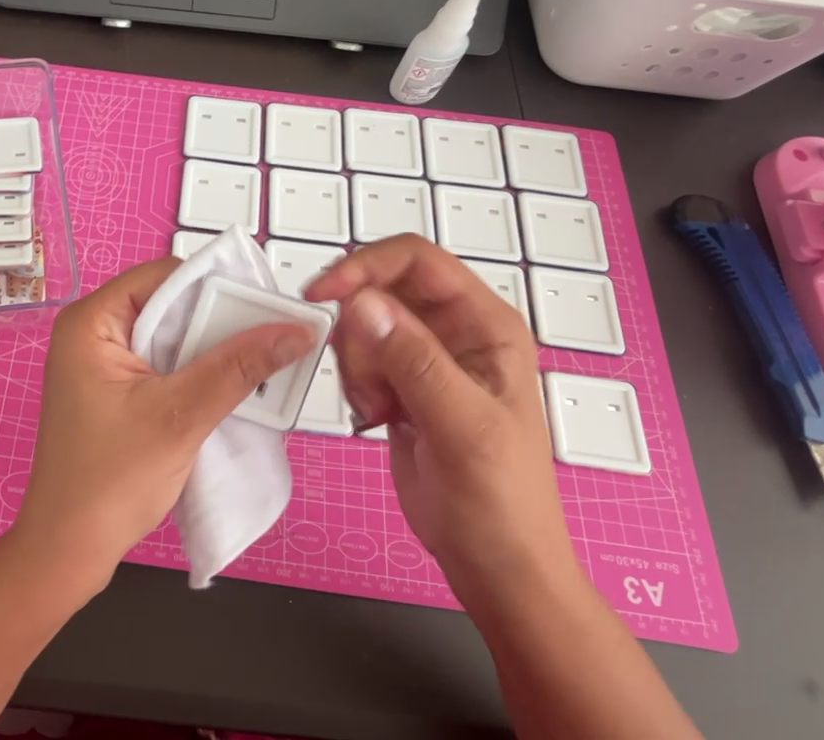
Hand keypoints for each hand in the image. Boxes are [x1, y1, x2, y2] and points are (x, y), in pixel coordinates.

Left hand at [11, 258, 314, 586]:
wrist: (70, 550)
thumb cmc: (107, 482)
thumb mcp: (180, 416)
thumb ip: (237, 369)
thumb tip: (295, 330)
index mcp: (91, 323)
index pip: (163, 277)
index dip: (216, 285)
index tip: (265, 302)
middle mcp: (94, 334)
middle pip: (170, 306)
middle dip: (221, 321)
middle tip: (275, 333)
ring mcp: (104, 365)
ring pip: (173, 338)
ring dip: (215, 351)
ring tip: (265, 361)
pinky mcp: (117, 393)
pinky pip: (167, 366)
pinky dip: (200, 374)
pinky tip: (236, 387)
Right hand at [305, 235, 577, 605]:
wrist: (492, 561)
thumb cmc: (500, 499)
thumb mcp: (463, 427)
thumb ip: (414, 362)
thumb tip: (362, 302)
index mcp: (485, 324)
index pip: (417, 261)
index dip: (367, 266)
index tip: (323, 293)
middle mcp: (453, 331)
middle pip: (380, 291)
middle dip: (359, 332)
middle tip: (370, 385)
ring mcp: (424, 358)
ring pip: (362, 324)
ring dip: (356, 363)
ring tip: (379, 409)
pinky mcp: (401, 384)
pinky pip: (358, 358)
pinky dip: (354, 383)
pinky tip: (377, 418)